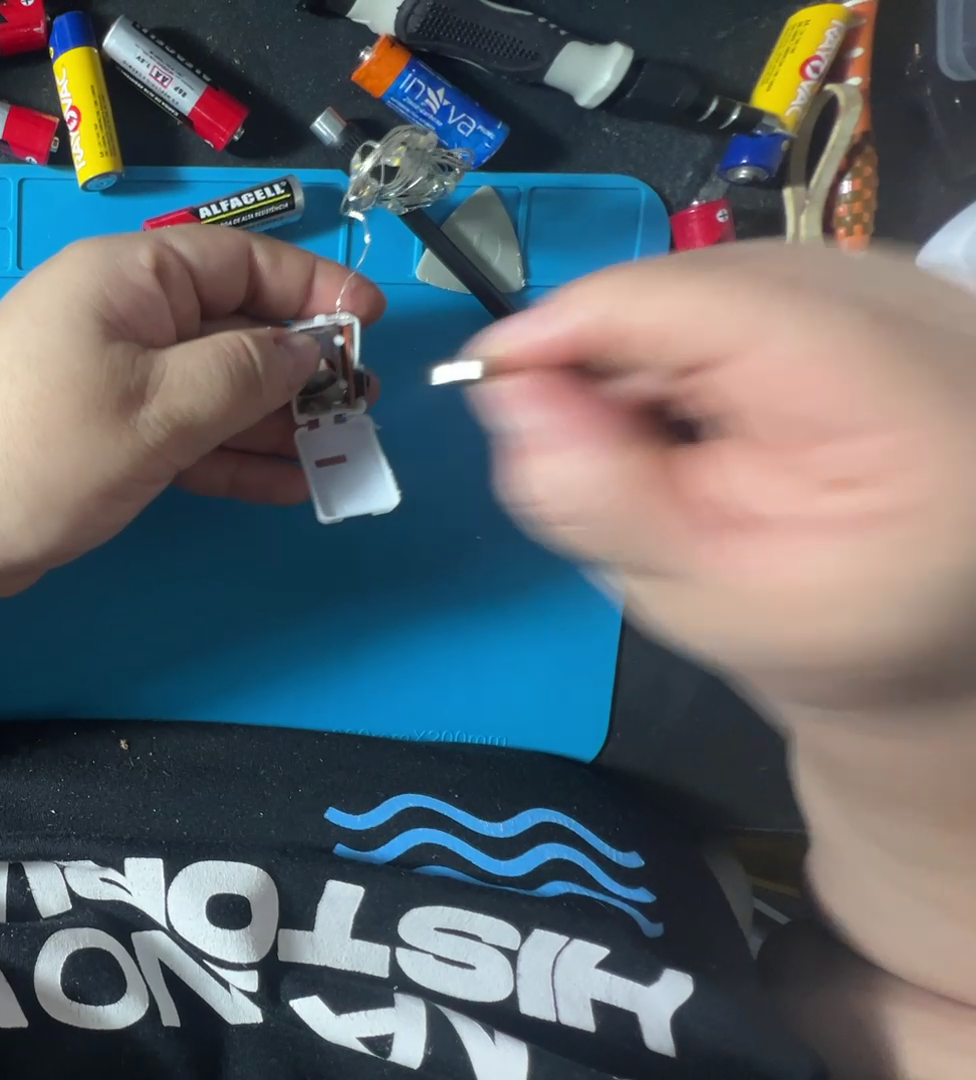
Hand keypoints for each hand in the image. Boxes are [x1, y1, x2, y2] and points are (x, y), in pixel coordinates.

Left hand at [0, 227, 382, 596]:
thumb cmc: (44, 454)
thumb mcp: (157, 409)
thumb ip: (243, 375)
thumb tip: (307, 349)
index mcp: (127, 281)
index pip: (239, 263)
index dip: (311, 288)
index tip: (368, 324)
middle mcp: (121, 320)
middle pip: (230, 330)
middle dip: (297, 370)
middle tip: (359, 408)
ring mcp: (113, 380)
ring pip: (210, 390)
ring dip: (270, 423)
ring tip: (339, 452)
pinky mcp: (106, 434)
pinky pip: (182, 434)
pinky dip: (228, 458)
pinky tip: (285, 483)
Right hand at [461, 243, 975, 715]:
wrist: (917, 617)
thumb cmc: (805, 621)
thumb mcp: (680, 589)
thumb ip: (589, 497)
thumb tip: (506, 392)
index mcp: (904, 407)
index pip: (711, 302)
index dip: (576, 320)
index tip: (484, 370)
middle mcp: (929, 320)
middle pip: (698, 278)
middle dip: (593, 344)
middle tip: (552, 429)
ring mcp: (907, 299)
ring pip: (703, 277)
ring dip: (624, 349)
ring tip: (621, 436)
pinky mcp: (876, 299)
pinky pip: (727, 289)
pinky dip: (660, 346)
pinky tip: (667, 410)